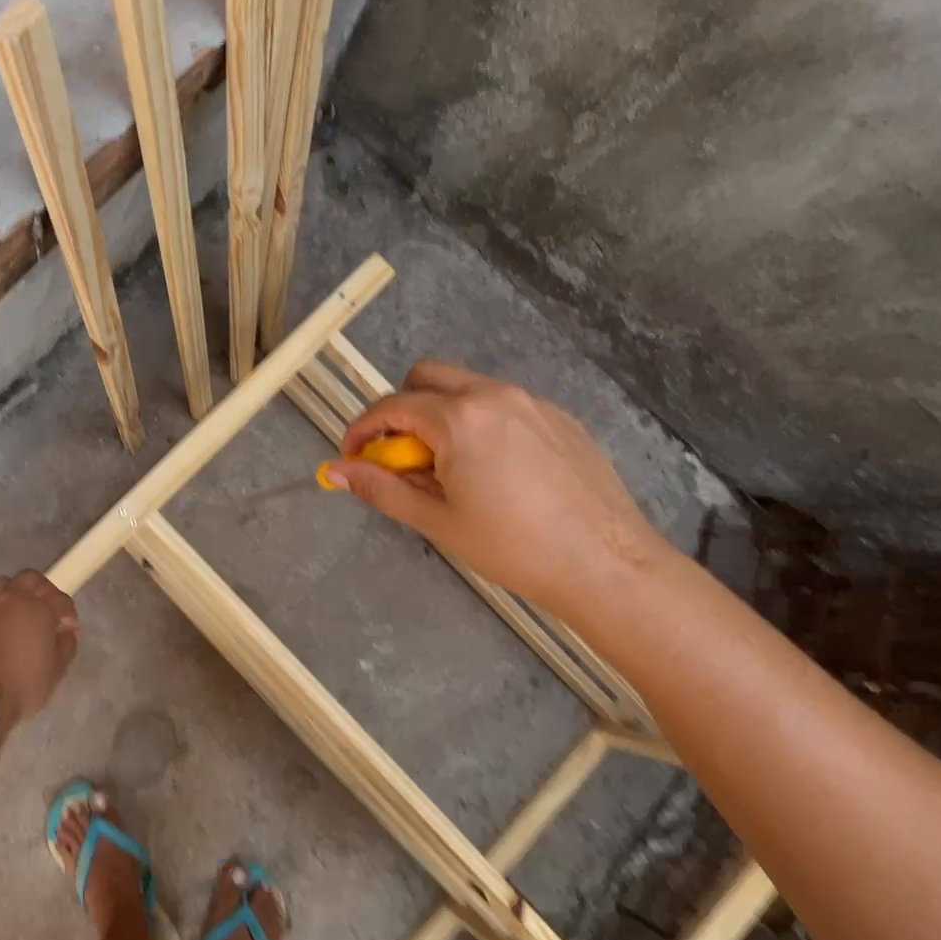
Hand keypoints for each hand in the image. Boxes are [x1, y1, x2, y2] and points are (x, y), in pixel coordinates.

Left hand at [0, 570, 78, 723]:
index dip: (68, 611)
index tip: (68, 625)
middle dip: (42, 589)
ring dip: (14, 593)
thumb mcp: (55, 672)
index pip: (60, 599)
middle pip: (31, 578)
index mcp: (39, 610)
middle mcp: (13, 599)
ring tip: (17, 612)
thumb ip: (66, 647)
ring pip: (3, 584)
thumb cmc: (22, 686)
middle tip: (45, 608)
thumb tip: (67, 634)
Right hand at [323, 359, 668, 612]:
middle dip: (401, 408)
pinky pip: (504, 405)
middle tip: (398, 455)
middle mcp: (495, 396)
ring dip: (441, 415)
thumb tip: (336, 470)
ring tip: (447, 468)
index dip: (362, 430)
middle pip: (427, 376)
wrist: (604, 563)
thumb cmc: (511, 546)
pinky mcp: (560, 418)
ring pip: (468, 388)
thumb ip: (380, 488)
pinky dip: (480, 423)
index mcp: (460, 419)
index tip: (352, 457)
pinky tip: (492, 471)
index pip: (392, 406)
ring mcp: (533, 403)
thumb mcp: (436, 520)